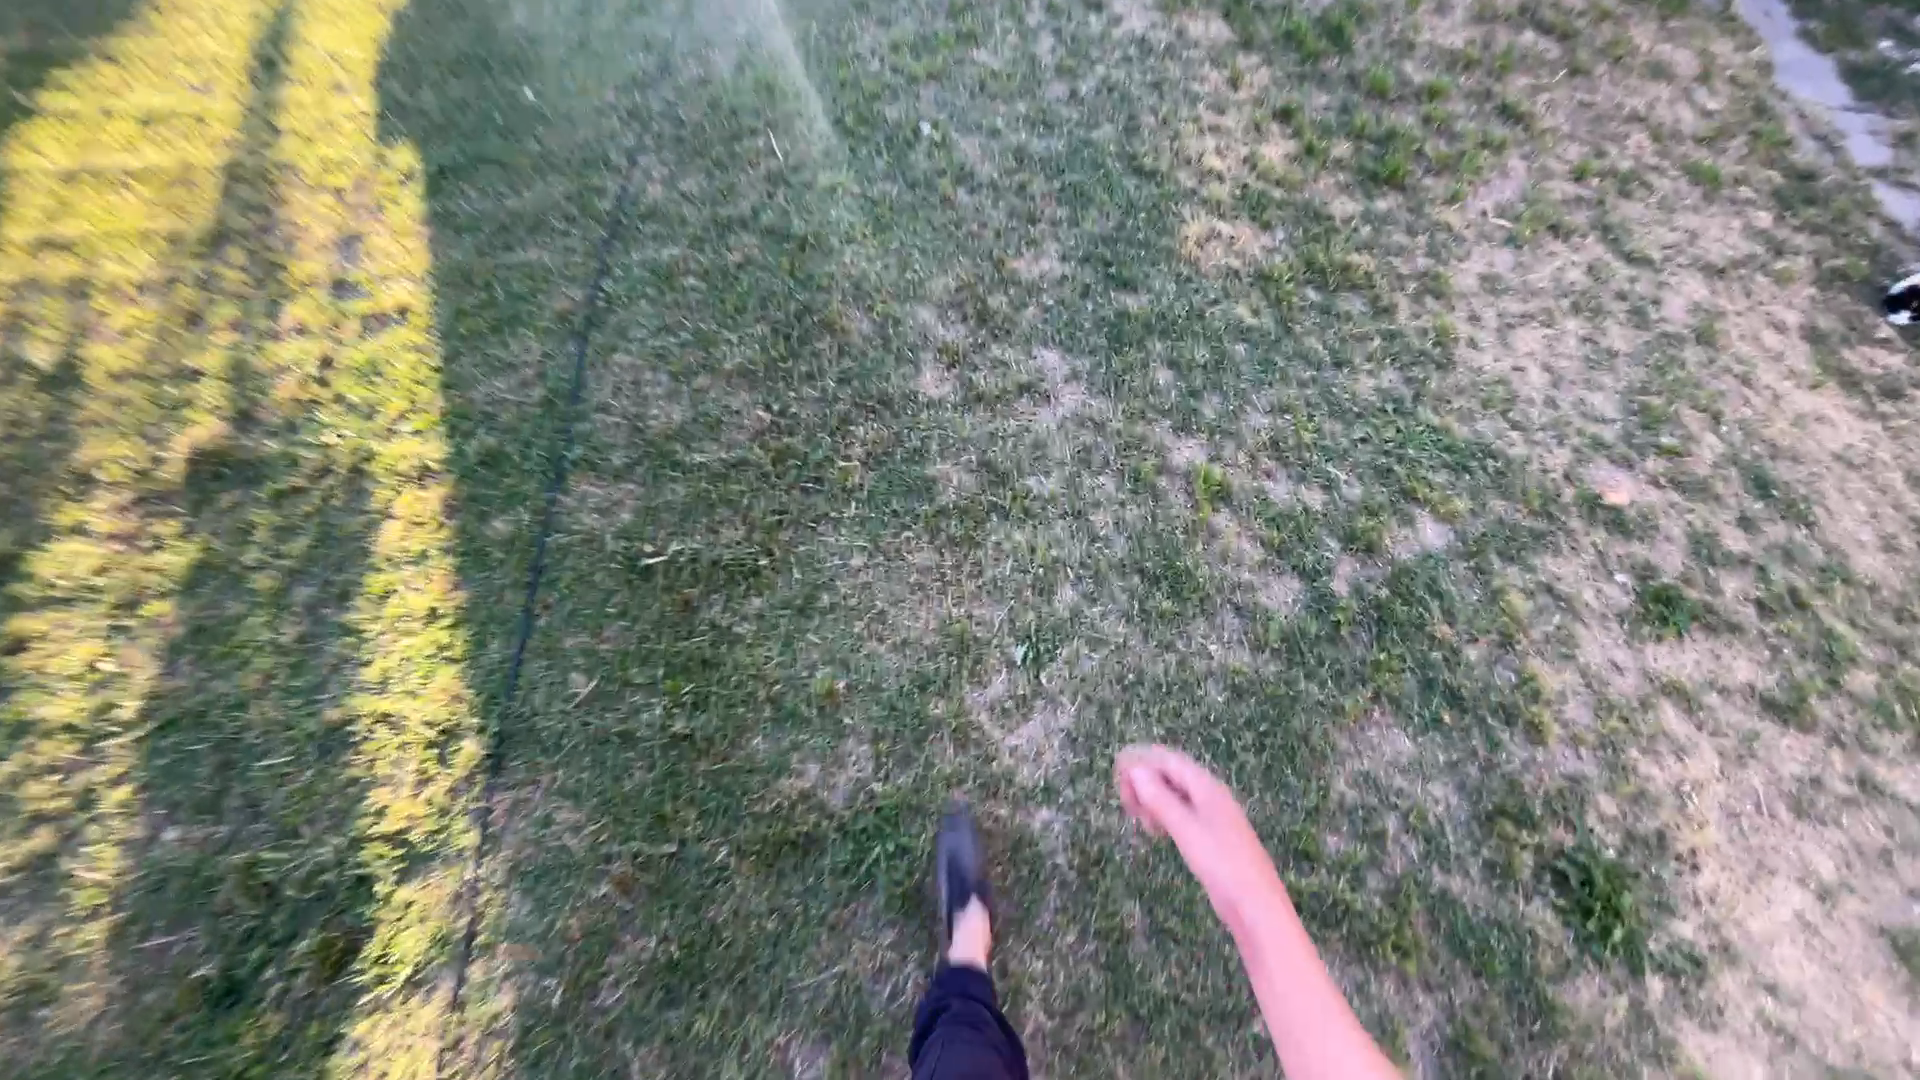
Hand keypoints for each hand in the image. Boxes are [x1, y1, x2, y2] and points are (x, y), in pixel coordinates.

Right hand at [1114, 744, 1285, 932]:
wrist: (1256, 906)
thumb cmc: (1222, 864)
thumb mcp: (1185, 829)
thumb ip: (1160, 799)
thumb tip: (1136, 770)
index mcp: (1207, 787)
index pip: (1168, 760)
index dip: (1141, 761)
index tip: (1117, 772)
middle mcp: (1210, 795)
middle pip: (1171, 774)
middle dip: (1145, 781)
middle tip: (1126, 803)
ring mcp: (1213, 815)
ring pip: (1176, 794)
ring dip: (1153, 799)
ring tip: (1139, 819)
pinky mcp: (1211, 836)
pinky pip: (1182, 813)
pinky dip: (1164, 815)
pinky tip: (1157, 831)